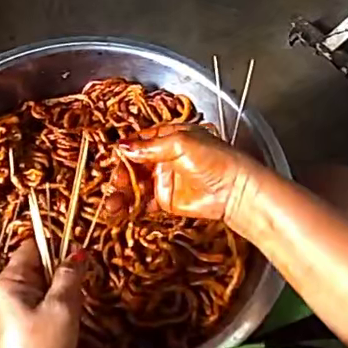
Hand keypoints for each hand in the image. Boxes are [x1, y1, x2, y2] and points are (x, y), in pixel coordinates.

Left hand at [0, 242, 84, 347]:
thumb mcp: (62, 309)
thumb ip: (70, 277)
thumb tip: (78, 252)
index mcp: (8, 282)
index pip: (32, 247)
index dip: (55, 247)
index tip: (78, 257)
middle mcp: (4, 290)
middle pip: (38, 266)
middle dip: (61, 274)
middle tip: (78, 291)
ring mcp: (10, 307)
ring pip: (43, 285)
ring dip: (62, 293)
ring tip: (72, 311)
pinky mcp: (19, 323)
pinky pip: (41, 303)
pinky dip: (56, 307)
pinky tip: (66, 323)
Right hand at [118, 125, 263, 223]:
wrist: (235, 191)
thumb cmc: (215, 159)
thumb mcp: (180, 144)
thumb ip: (150, 147)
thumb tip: (122, 147)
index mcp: (165, 137)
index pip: (136, 142)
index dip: (123, 150)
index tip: (112, 159)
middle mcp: (160, 156)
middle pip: (131, 164)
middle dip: (119, 174)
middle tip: (115, 184)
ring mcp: (161, 178)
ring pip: (133, 184)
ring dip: (120, 193)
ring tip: (112, 204)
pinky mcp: (164, 200)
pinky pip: (141, 202)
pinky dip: (130, 206)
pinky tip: (121, 210)